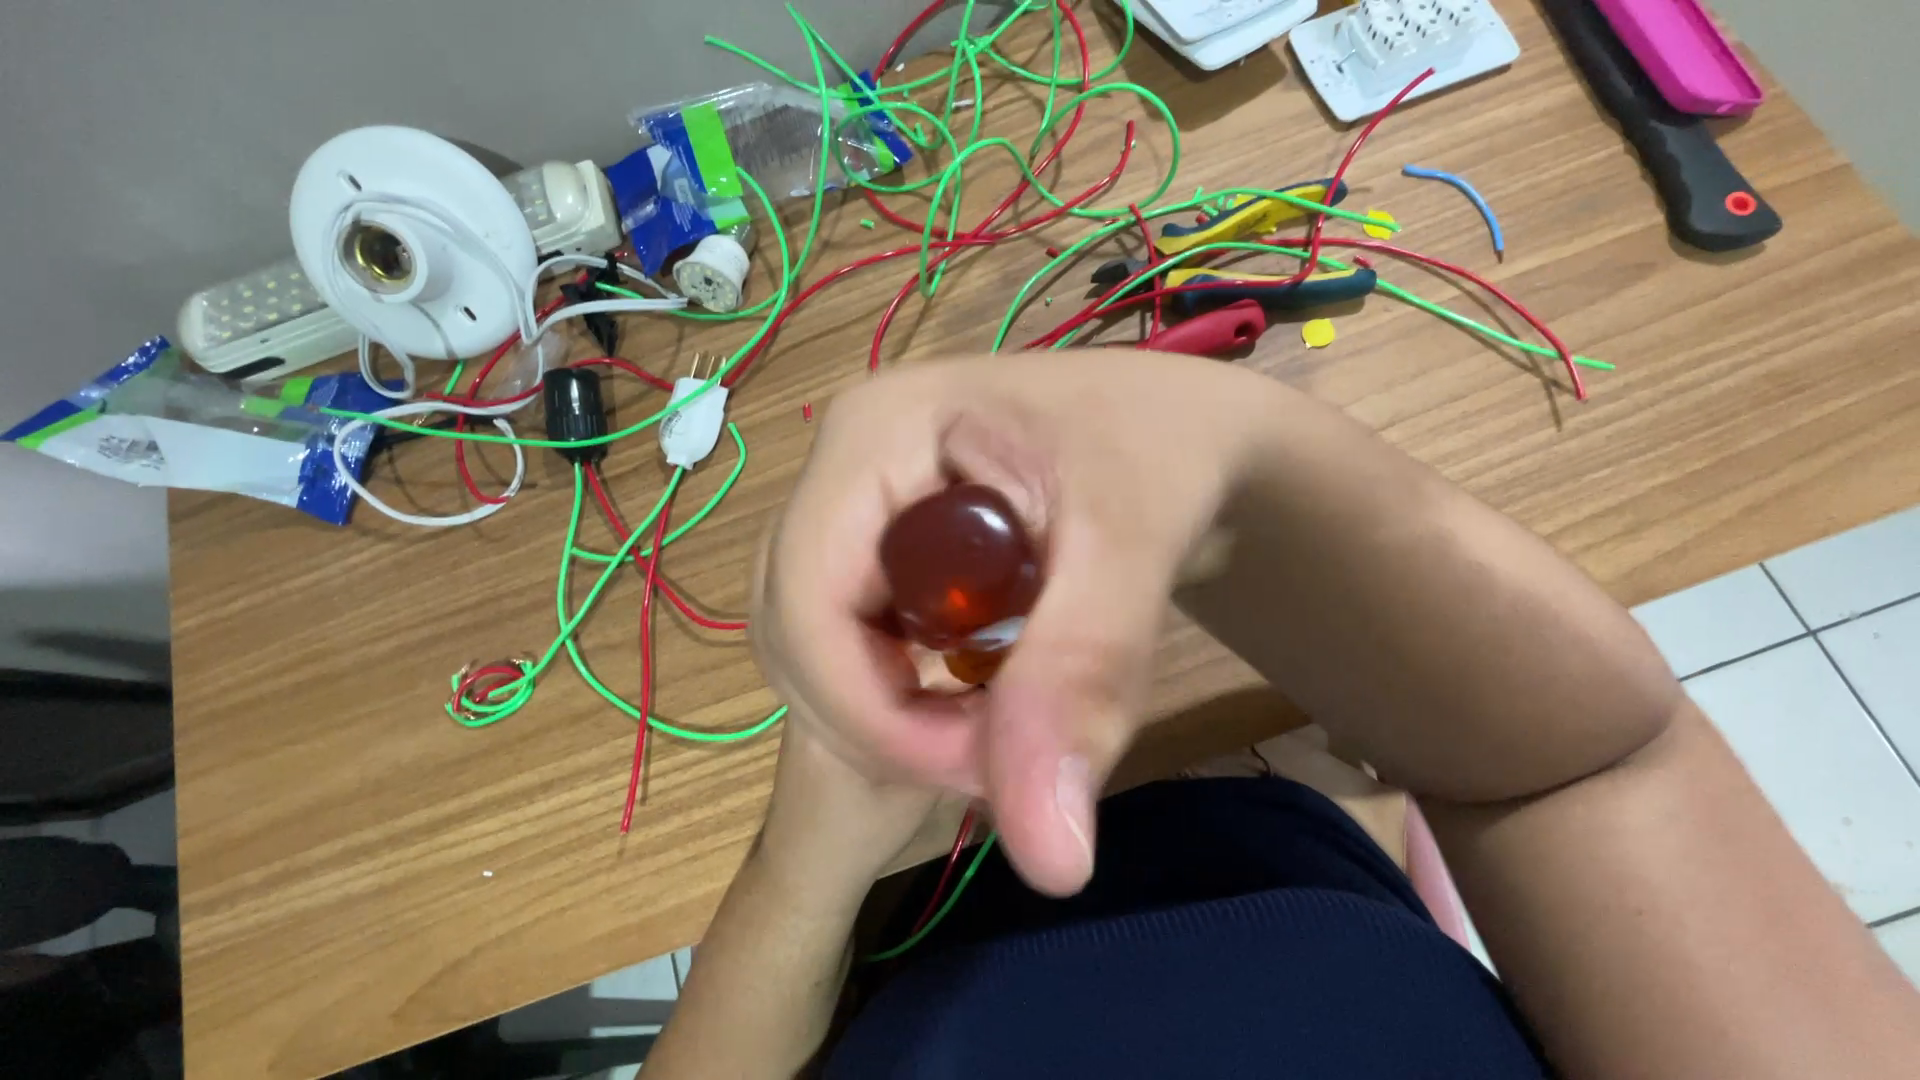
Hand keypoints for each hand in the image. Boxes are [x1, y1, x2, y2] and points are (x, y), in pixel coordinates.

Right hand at [751, 352, 1271, 895]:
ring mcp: (852, 509)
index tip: (988, 774)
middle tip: (1006, 755)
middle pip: (802, 633)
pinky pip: (856, 647)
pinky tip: (985, 698)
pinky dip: (910, 700)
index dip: (873, 715)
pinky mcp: (876, 548)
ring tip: (1006, 724)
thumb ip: (1084, 678)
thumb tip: (1052, 859)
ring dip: (898, 719)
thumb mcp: (1134, 546)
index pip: (809, 602)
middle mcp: (839, 468)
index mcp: (874, 435)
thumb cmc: (1162, 453)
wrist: (1180, 433)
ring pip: (822, 651)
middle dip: (888, 724)